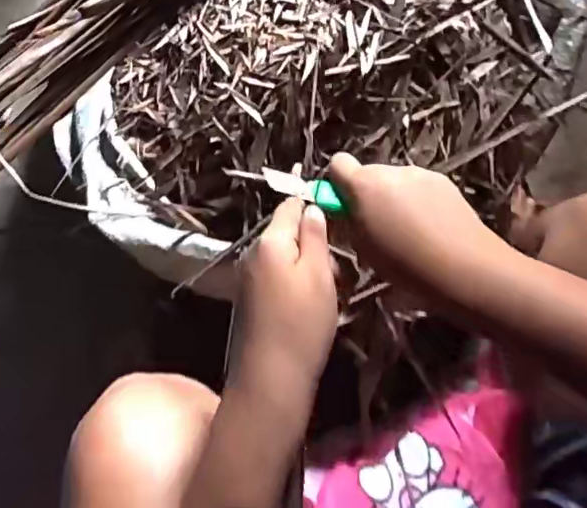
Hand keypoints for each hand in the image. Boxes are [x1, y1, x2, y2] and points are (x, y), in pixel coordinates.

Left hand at [233, 196, 337, 394]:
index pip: (290, 205)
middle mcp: (253, 251)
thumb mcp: (319, 275)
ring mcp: (248, 275)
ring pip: (283, 256)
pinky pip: (275, 275)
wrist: (270, 379)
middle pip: (287, 231)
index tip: (337, 225)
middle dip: (313, 244)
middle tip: (338, 273)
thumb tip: (312, 206)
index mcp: (269, 240)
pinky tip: (309, 307)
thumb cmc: (301, 323)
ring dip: (306, 266)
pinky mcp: (249, 297)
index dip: (313, 208)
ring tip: (328, 294)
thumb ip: (315, 235)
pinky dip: (294, 283)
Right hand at [326, 153, 504, 300]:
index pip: (337, 163)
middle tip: (381, 227)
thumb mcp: (365, 249)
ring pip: (395, 181)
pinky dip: (419, 201)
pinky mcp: (442, 180)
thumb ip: (351, 221)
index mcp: (363, 185)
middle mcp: (389, 171)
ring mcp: (418, 173)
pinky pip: (419, 186)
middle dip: (370, 195)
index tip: (347, 207)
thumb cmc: (408, 267)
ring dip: (396, 198)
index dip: (339, 183)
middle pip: (369, 174)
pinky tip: (433, 228)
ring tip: (412, 231)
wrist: (469, 269)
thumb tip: (347, 210)